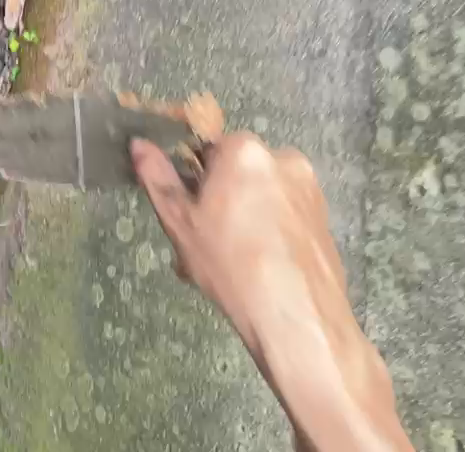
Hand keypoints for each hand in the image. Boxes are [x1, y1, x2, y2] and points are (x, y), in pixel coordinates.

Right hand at [131, 134, 411, 451]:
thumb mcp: (178, 219)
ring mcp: (309, 190)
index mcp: (244, 150)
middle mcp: (282, 159)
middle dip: (219, 196)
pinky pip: (283, 214)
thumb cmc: (229, 262)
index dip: (191, 177)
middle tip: (202, 237)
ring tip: (226, 258)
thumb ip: (156, 175)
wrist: (298, 321)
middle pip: (235, 169)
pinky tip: (256, 265)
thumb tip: (139, 143)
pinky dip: (267, 230)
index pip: (204, 148)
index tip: (188, 208)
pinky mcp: (325, 220)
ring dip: (241, 214)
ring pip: (259, 193)